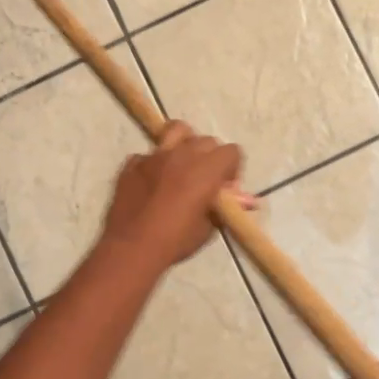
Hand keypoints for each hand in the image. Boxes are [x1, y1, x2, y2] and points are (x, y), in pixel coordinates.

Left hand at [101, 122, 250, 270]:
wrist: (132, 247)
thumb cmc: (176, 240)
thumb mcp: (209, 228)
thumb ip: (225, 206)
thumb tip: (246, 200)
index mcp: (207, 169)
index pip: (232, 151)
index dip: (232, 169)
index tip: (224, 189)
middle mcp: (183, 154)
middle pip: (207, 141)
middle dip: (211, 158)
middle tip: (205, 181)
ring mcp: (155, 155)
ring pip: (177, 131)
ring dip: (184, 144)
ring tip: (181, 166)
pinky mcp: (133, 163)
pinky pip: (149, 154)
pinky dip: (154, 165)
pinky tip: (151, 184)